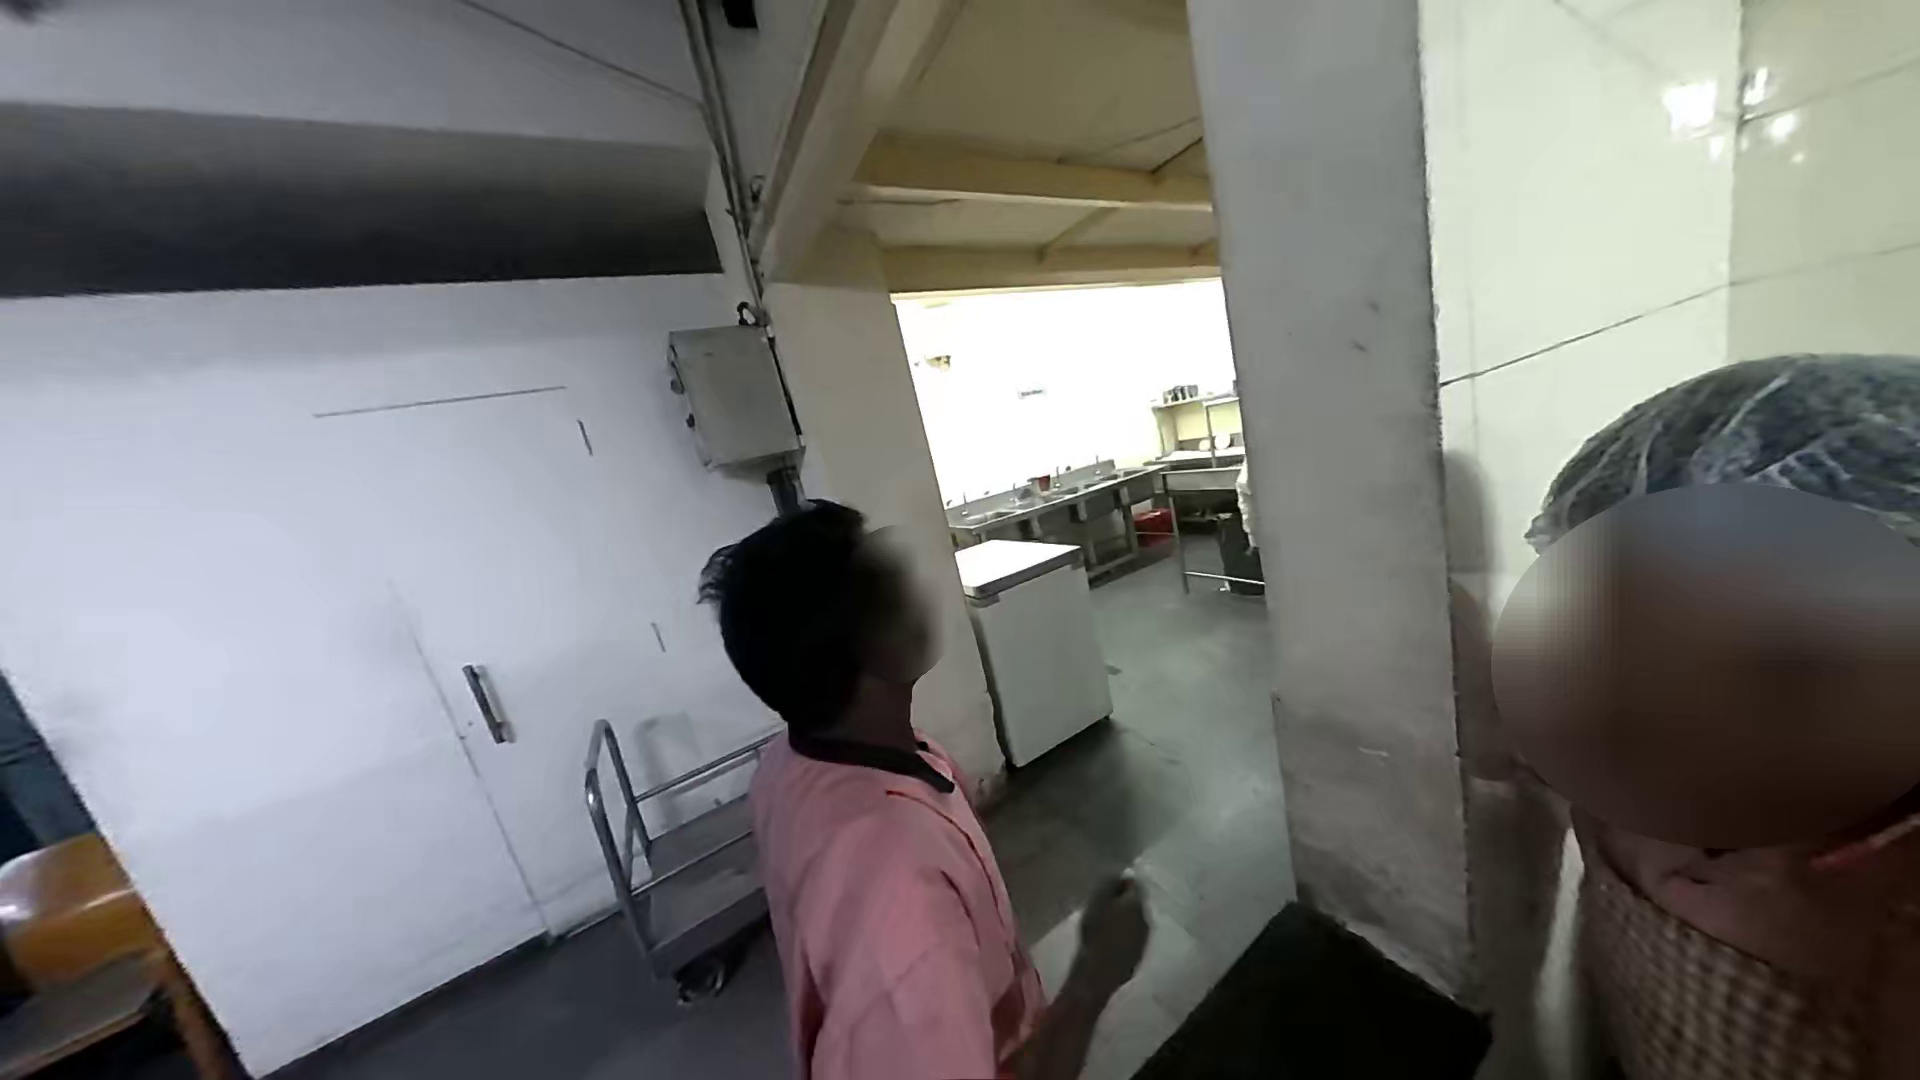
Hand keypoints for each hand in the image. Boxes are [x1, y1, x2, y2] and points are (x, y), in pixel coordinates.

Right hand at [1065, 875, 1148, 1000]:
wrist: (1099, 973)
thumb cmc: (1096, 932)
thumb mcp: (1096, 901)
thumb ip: (1109, 884)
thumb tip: (1118, 874)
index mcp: (1136, 904)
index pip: (1134, 883)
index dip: (1121, 881)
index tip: (1107, 884)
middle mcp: (1146, 919)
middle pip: (1136, 902)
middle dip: (1124, 899)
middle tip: (1106, 901)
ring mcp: (1144, 939)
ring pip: (1136, 920)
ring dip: (1125, 917)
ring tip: (1107, 920)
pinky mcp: (1139, 955)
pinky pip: (1133, 937)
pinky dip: (1125, 934)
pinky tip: (1112, 939)